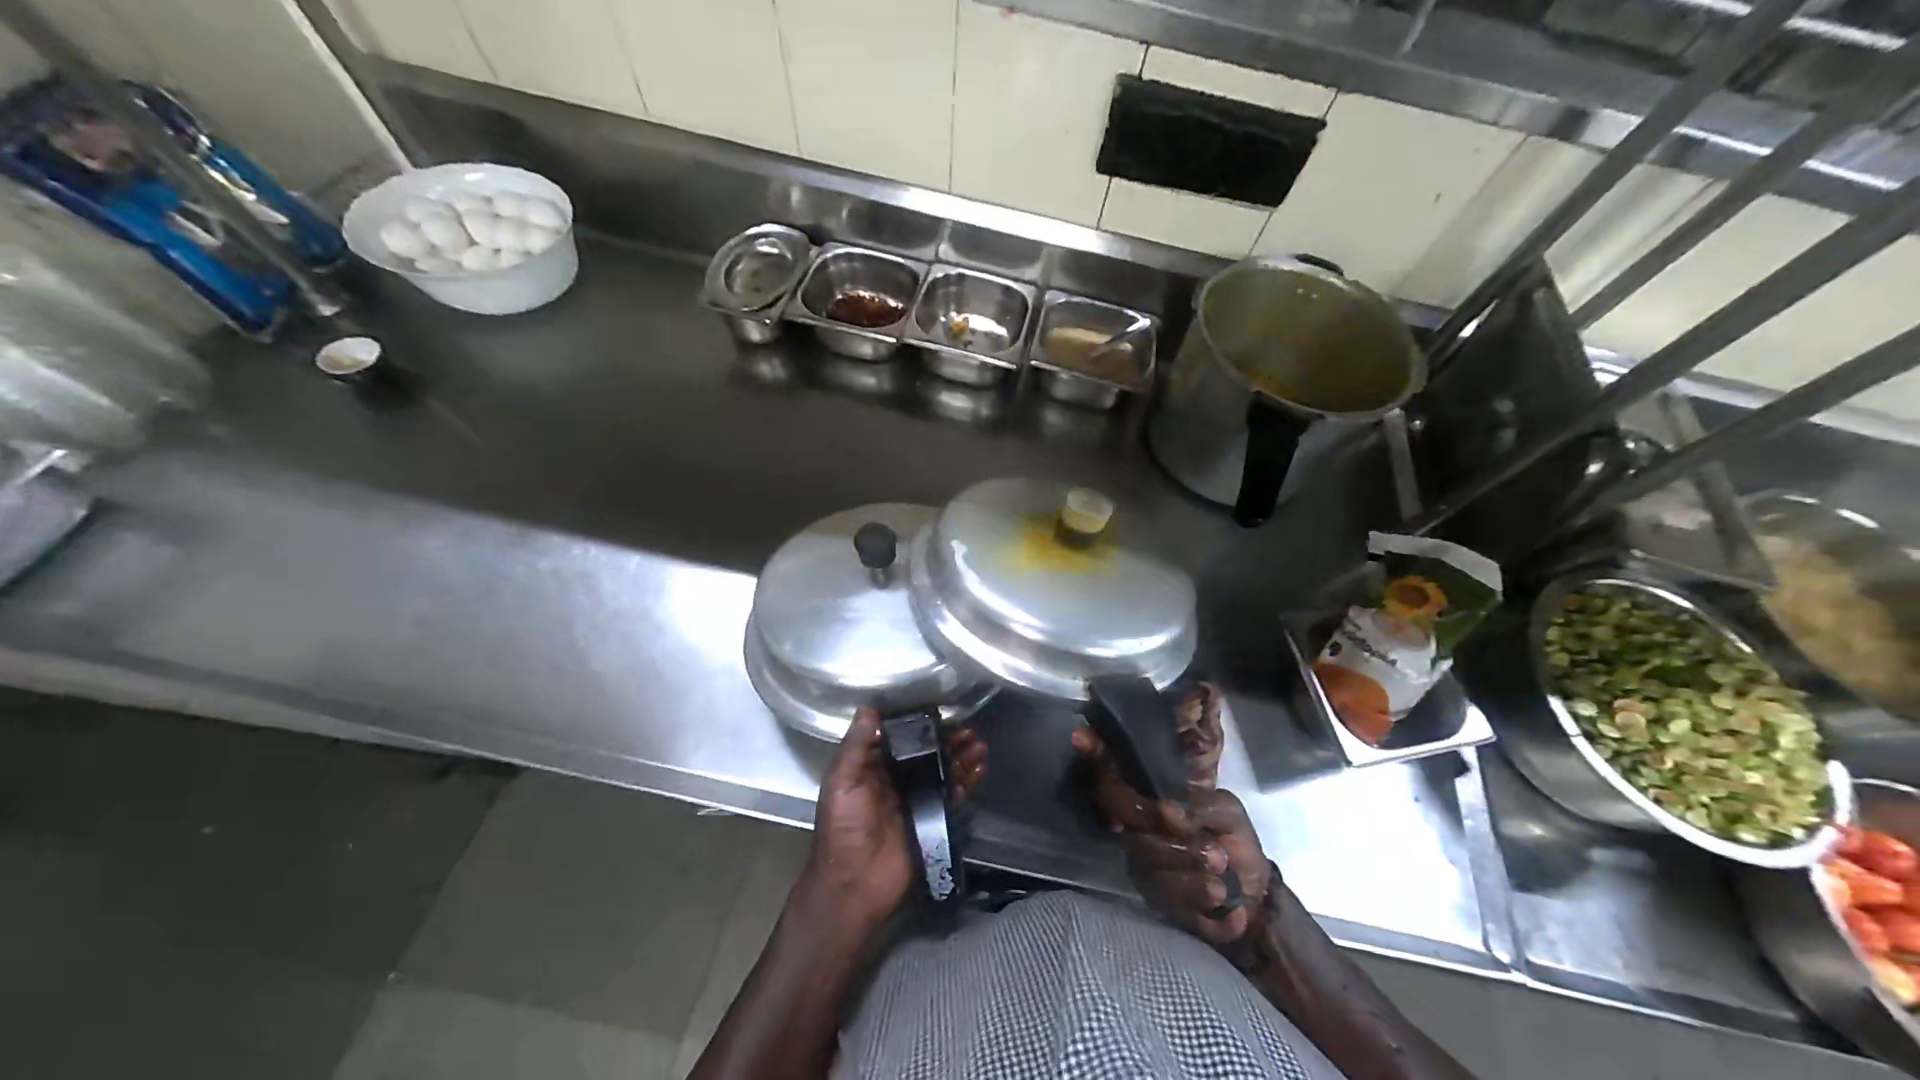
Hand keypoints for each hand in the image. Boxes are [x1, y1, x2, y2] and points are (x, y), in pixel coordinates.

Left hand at [799, 708, 986, 932]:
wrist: (854, 885)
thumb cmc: (842, 828)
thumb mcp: (841, 782)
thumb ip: (856, 746)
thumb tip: (869, 707)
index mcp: (871, 768)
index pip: (899, 738)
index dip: (919, 723)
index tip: (939, 708)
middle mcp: (896, 780)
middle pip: (926, 753)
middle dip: (947, 739)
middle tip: (967, 728)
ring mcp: (916, 801)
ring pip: (943, 771)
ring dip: (961, 757)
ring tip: (978, 745)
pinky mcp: (933, 821)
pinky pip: (954, 796)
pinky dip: (968, 782)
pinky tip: (980, 769)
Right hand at [1072, 685, 1270, 946]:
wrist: (1257, 893)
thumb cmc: (1233, 838)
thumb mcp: (1226, 810)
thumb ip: (1197, 807)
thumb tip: (1166, 811)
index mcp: (1150, 804)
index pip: (1114, 779)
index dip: (1095, 757)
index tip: (1080, 735)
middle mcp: (1137, 834)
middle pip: (1136, 837)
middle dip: (1179, 850)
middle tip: (1219, 856)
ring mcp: (1144, 871)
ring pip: (1153, 875)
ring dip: (1193, 881)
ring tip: (1223, 886)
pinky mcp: (1160, 908)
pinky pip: (1172, 909)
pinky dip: (1205, 911)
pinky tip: (1226, 910)